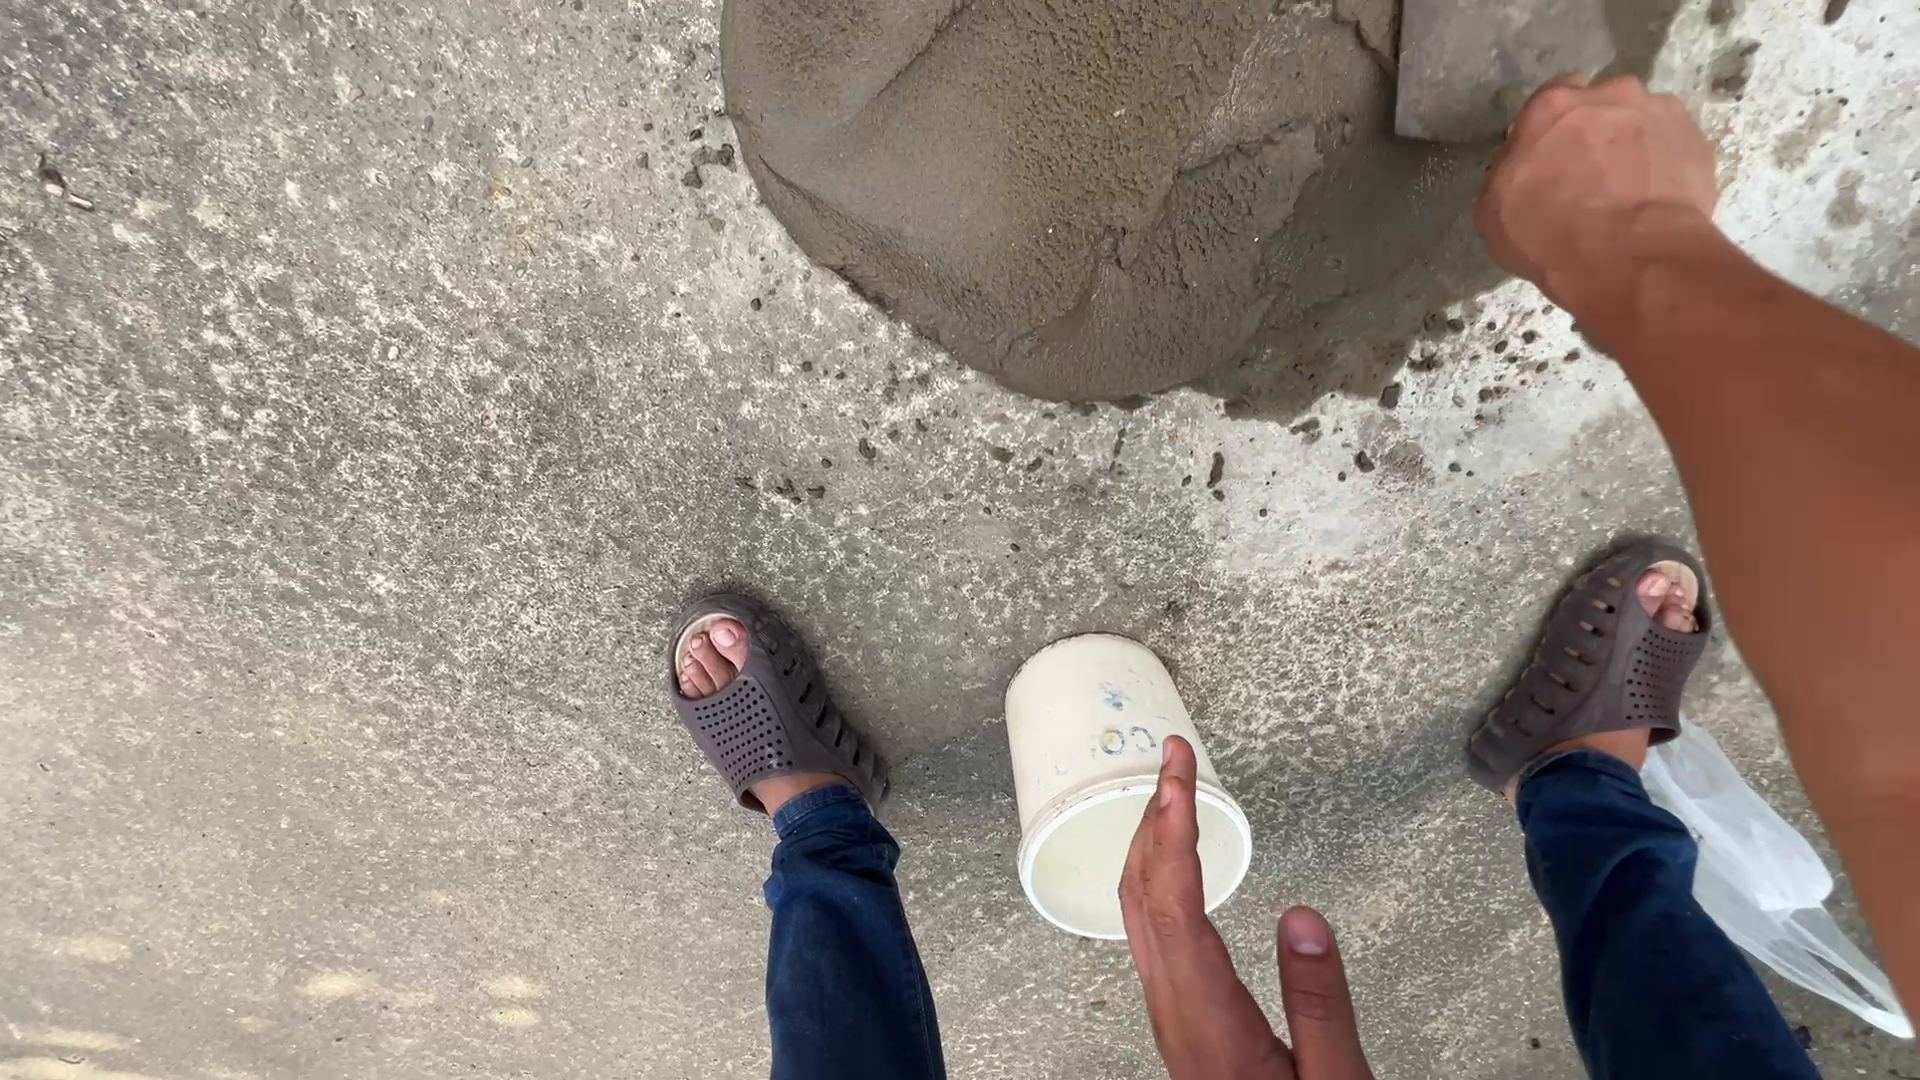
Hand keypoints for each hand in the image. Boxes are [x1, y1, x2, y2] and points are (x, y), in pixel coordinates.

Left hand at [1119, 737, 1374, 1079]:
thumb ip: (1320, 1005)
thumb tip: (1304, 914)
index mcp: (1205, 1015)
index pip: (1174, 903)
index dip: (1172, 832)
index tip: (1179, 777)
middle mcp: (1170, 999)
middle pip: (1141, 888)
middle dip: (1155, 811)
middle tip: (1174, 756)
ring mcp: (1165, 999)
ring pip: (1136, 901)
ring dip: (1150, 834)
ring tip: (1174, 786)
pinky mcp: (1173, 1001)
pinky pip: (1147, 917)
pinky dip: (1155, 866)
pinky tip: (1173, 851)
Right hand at [1475, 75, 1719, 327]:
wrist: (1628, 254)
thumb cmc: (1546, 233)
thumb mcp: (1491, 212)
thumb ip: (1504, 175)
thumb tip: (1519, 166)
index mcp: (1551, 108)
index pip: (1546, 99)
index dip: (1543, 130)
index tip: (1540, 158)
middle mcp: (1610, 94)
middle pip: (1596, 105)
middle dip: (1587, 132)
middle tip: (1578, 176)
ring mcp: (1660, 111)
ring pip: (1635, 122)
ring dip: (1623, 147)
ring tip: (1616, 192)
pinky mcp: (1695, 136)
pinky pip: (1666, 144)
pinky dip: (1654, 164)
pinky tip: (1642, 199)